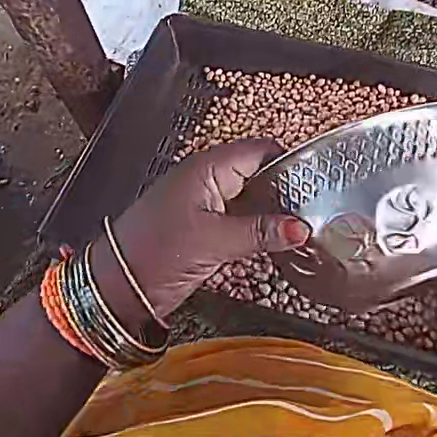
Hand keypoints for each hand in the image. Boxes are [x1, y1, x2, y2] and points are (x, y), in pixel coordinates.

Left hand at [101, 139, 309, 321]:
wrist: (118, 285)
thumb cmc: (157, 252)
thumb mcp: (214, 240)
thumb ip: (259, 232)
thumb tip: (300, 227)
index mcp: (208, 168)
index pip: (259, 150)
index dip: (288, 161)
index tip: (317, 180)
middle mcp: (208, 179)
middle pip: (258, 173)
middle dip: (285, 189)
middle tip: (318, 209)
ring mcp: (205, 203)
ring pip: (250, 198)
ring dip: (273, 212)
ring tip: (305, 227)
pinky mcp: (203, 227)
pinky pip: (238, 219)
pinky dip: (257, 228)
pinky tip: (277, 242)